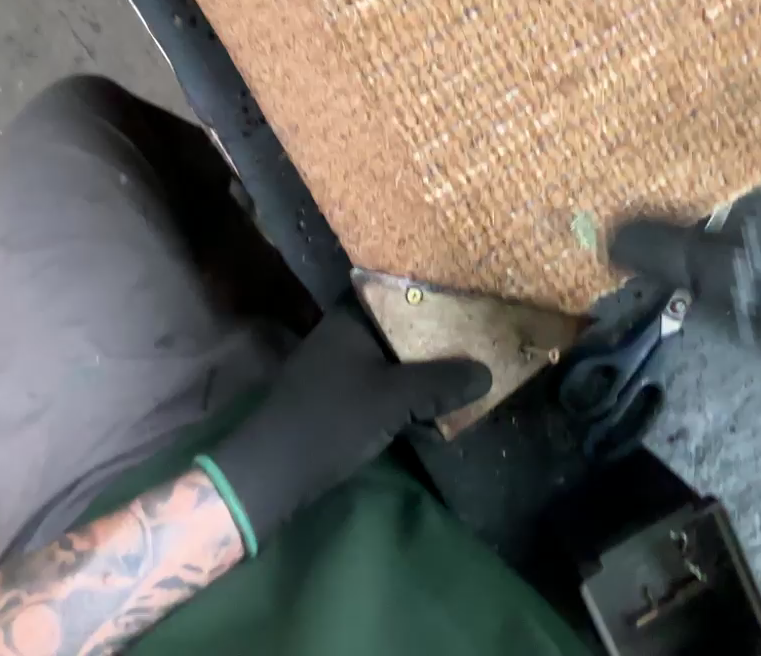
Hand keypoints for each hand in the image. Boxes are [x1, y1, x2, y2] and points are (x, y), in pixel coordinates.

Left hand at [207, 307, 489, 541]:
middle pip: (400, 326)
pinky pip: (382, 383)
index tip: (470, 300)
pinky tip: (434, 409)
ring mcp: (340, 364)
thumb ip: (440, 382)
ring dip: (423, 370)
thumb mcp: (393, 399)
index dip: (435, 295)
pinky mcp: (339, 395)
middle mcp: (345, 332)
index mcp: (352, 318)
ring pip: (393, 358)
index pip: (399, 291)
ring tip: (466, 375)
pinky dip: (406, 392)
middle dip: (436, 338)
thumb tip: (486, 372)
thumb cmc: (332, 419)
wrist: (274, 470)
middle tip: (478, 341)